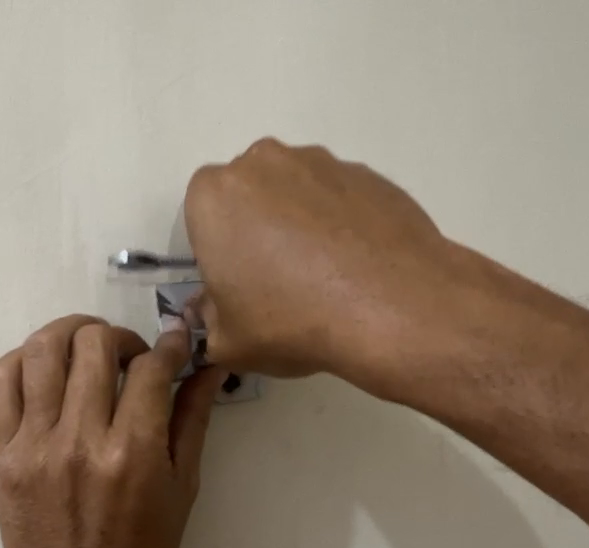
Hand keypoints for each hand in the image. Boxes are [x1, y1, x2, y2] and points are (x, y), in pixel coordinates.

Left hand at [0, 315, 223, 547]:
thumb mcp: (182, 489)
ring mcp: (35, 446)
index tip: (171, 349)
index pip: (150, 367)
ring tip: (84, 353)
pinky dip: (21, 361)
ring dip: (69, 335)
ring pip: (42, 351)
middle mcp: (82, 440)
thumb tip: (206, 365)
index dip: (167, 347)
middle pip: (93, 345)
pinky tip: (42, 372)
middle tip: (127, 358)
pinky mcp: (2, 456)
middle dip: (119, 337)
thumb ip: (193, 421)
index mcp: (134, 452)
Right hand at [185, 139, 472, 389]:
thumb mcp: (227, 343)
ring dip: (298, 227)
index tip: (236, 287)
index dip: (216, 256)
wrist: (388, 308)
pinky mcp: (366, 174)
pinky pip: (338, 201)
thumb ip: (208, 320)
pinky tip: (353, 270)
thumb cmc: (289, 322)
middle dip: (255, 232)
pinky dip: (339, 227)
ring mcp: (320, 162)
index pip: (200, 219)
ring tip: (321, 280)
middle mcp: (262, 163)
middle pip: (248, 198)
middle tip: (276, 285)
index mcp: (214, 197)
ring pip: (294, 195)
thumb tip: (212, 307)